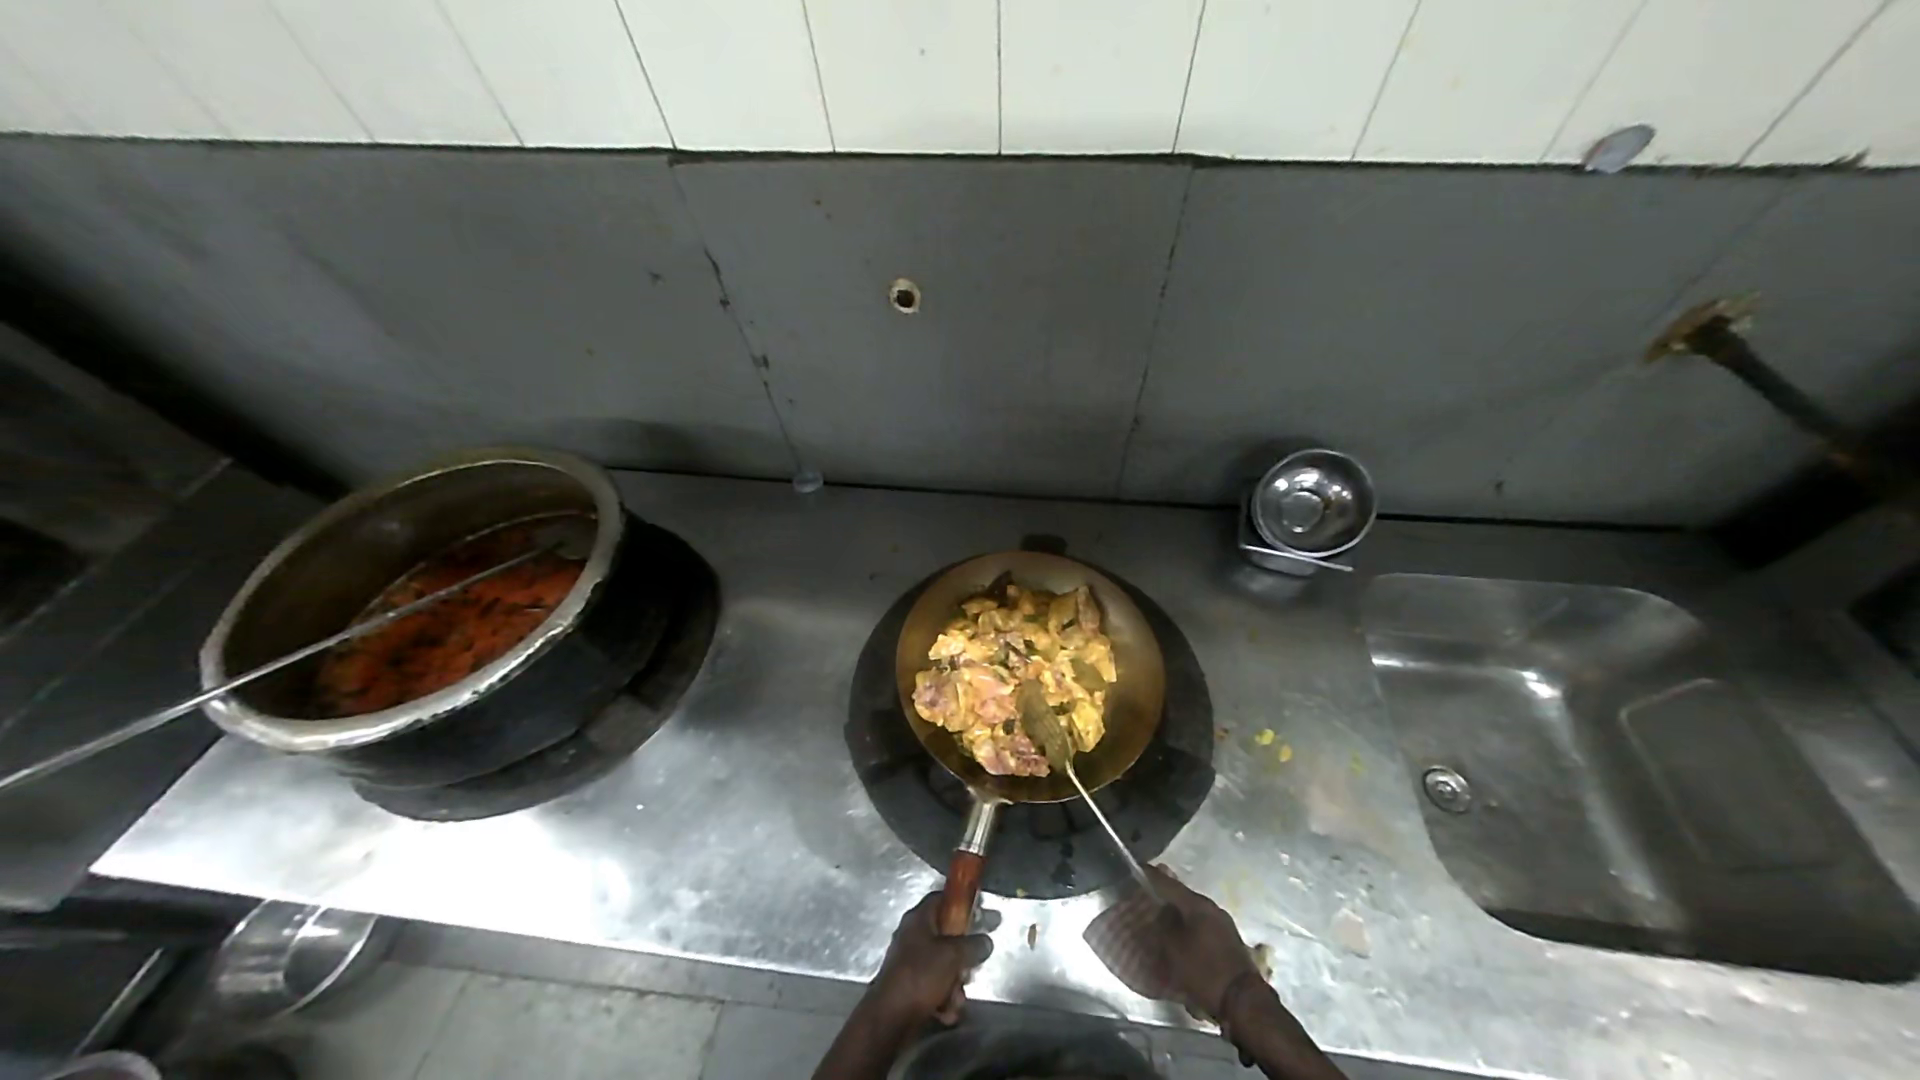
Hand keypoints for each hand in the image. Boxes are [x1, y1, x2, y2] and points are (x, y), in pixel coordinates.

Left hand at [869, 892, 993, 1026]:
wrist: (890, 1018)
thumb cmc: (921, 975)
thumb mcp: (953, 955)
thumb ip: (973, 945)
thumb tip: (986, 941)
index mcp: (919, 918)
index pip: (943, 899)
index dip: (963, 904)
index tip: (981, 914)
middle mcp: (913, 936)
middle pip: (947, 936)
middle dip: (962, 958)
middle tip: (970, 968)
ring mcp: (910, 962)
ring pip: (944, 966)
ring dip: (955, 985)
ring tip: (955, 999)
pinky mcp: (910, 986)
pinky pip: (935, 986)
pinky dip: (943, 1000)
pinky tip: (946, 1012)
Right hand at [1144, 865, 1261, 1017]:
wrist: (1244, 1003)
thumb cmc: (1204, 971)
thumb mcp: (1174, 949)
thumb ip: (1163, 924)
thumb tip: (1159, 910)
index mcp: (1198, 905)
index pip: (1170, 884)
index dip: (1152, 876)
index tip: (1138, 870)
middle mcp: (1213, 909)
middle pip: (1184, 896)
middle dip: (1165, 895)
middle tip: (1147, 895)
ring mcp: (1224, 925)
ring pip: (1194, 912)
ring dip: (1178, 912)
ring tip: (1161, 916)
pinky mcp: (1229, 941)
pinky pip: (1203, 925)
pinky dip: (1189, 925)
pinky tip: (1181, 934)